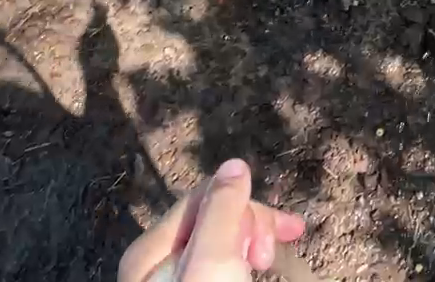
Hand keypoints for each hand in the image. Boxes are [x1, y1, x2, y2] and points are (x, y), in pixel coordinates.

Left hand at [119, 159, 307, 281]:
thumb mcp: (213, 261)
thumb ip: (222, 210)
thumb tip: (235, 163)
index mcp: (151, 251)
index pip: (208, 198)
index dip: (249, 207)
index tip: (283, 234)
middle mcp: (157, 267)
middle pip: (213, 220)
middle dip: (253, 228)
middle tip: (276, 255)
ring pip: (218, 246)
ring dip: (251, 246)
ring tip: (269, 266)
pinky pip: (217, 270)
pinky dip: (241, 267)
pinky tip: (255, 273)